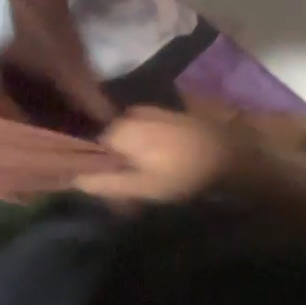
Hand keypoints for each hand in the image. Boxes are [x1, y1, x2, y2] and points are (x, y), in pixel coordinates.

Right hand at [74, 107, 252, 202]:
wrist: (230, 153)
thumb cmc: (182, 173)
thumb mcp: (142, 186)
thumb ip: (106, 183)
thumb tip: (75, 180)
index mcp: (119, 129)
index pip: (91, 150)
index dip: (96, 172)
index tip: (111, 192)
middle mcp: (129, 113)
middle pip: (109, 143)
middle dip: (116, 166)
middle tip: (130, 193)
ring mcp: (149, 111)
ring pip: (127, 139)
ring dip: (131, 160)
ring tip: (147, 181)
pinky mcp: (166, 115)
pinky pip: (143, 133)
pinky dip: (145, 149)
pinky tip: (159, 165)